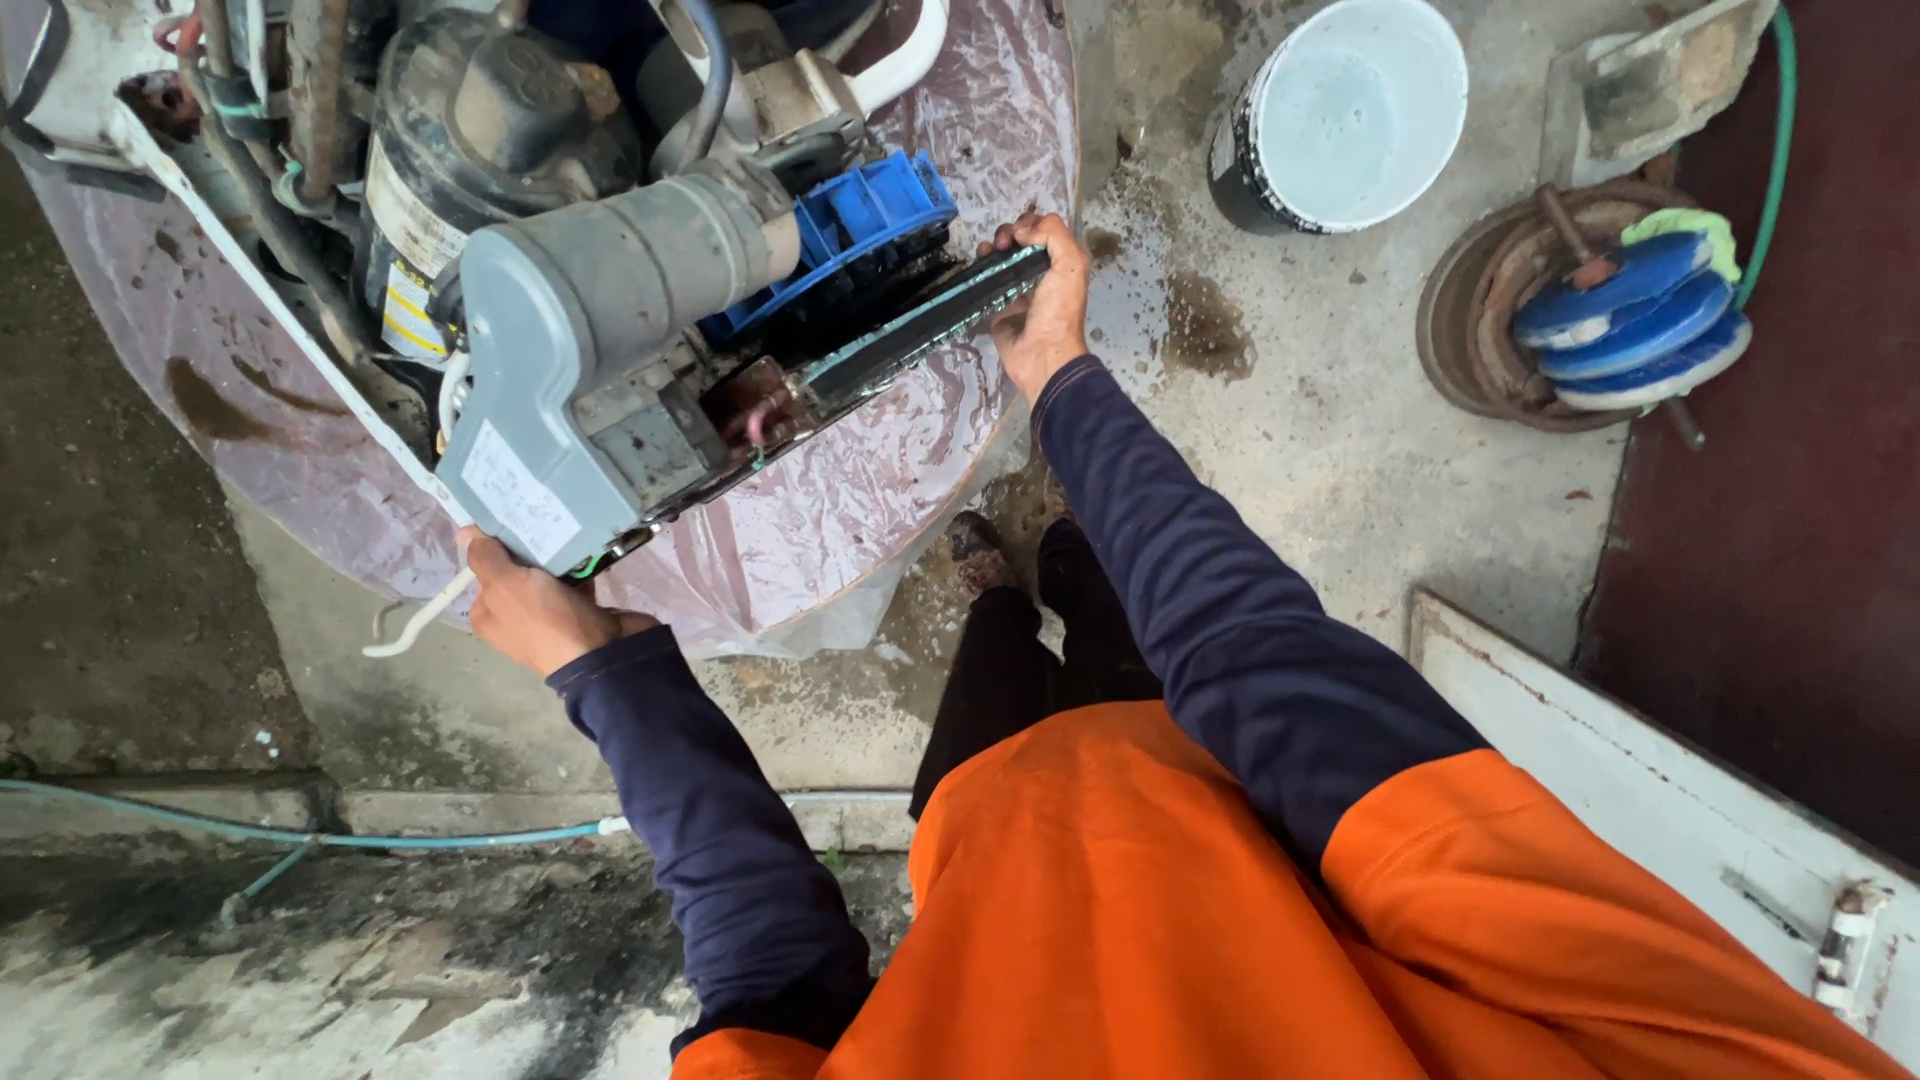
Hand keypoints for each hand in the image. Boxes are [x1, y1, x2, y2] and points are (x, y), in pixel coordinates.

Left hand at [458, 526, 658, 676]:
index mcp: (488, 614)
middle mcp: (514, 618)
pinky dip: (583, 572)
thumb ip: (486, 558)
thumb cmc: (547, 620)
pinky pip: (577, 585)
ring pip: (551, 578)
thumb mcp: (507, 586)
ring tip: (572, 538)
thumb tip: (465, 532)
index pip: (486, 570)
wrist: (603, 653)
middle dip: (533, 552)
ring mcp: (550, 618)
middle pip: (519, 572)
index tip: (516, 525)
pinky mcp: (581, 615)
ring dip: (561, 560)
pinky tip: (592, 556)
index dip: (498, 547)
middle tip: (547, 529)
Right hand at [978, 212, 1090, 402]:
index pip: (1044, 228)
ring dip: (995, 243)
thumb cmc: (1058, 310)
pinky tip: (980, 259)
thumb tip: (1022, 231)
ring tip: (991, 250)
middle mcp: (1040, 270)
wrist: (1041, 353)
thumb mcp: (1070, 265)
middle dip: (1011, 231)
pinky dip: (982, 261)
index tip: (1023, 234)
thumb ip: (1053, 235)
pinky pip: (987, 275)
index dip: (1031, 223)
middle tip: (1006, 244)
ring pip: (1003, 252)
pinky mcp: (998, 300)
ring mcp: (1017, 285)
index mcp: (1061, 261)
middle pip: (1022, 237)